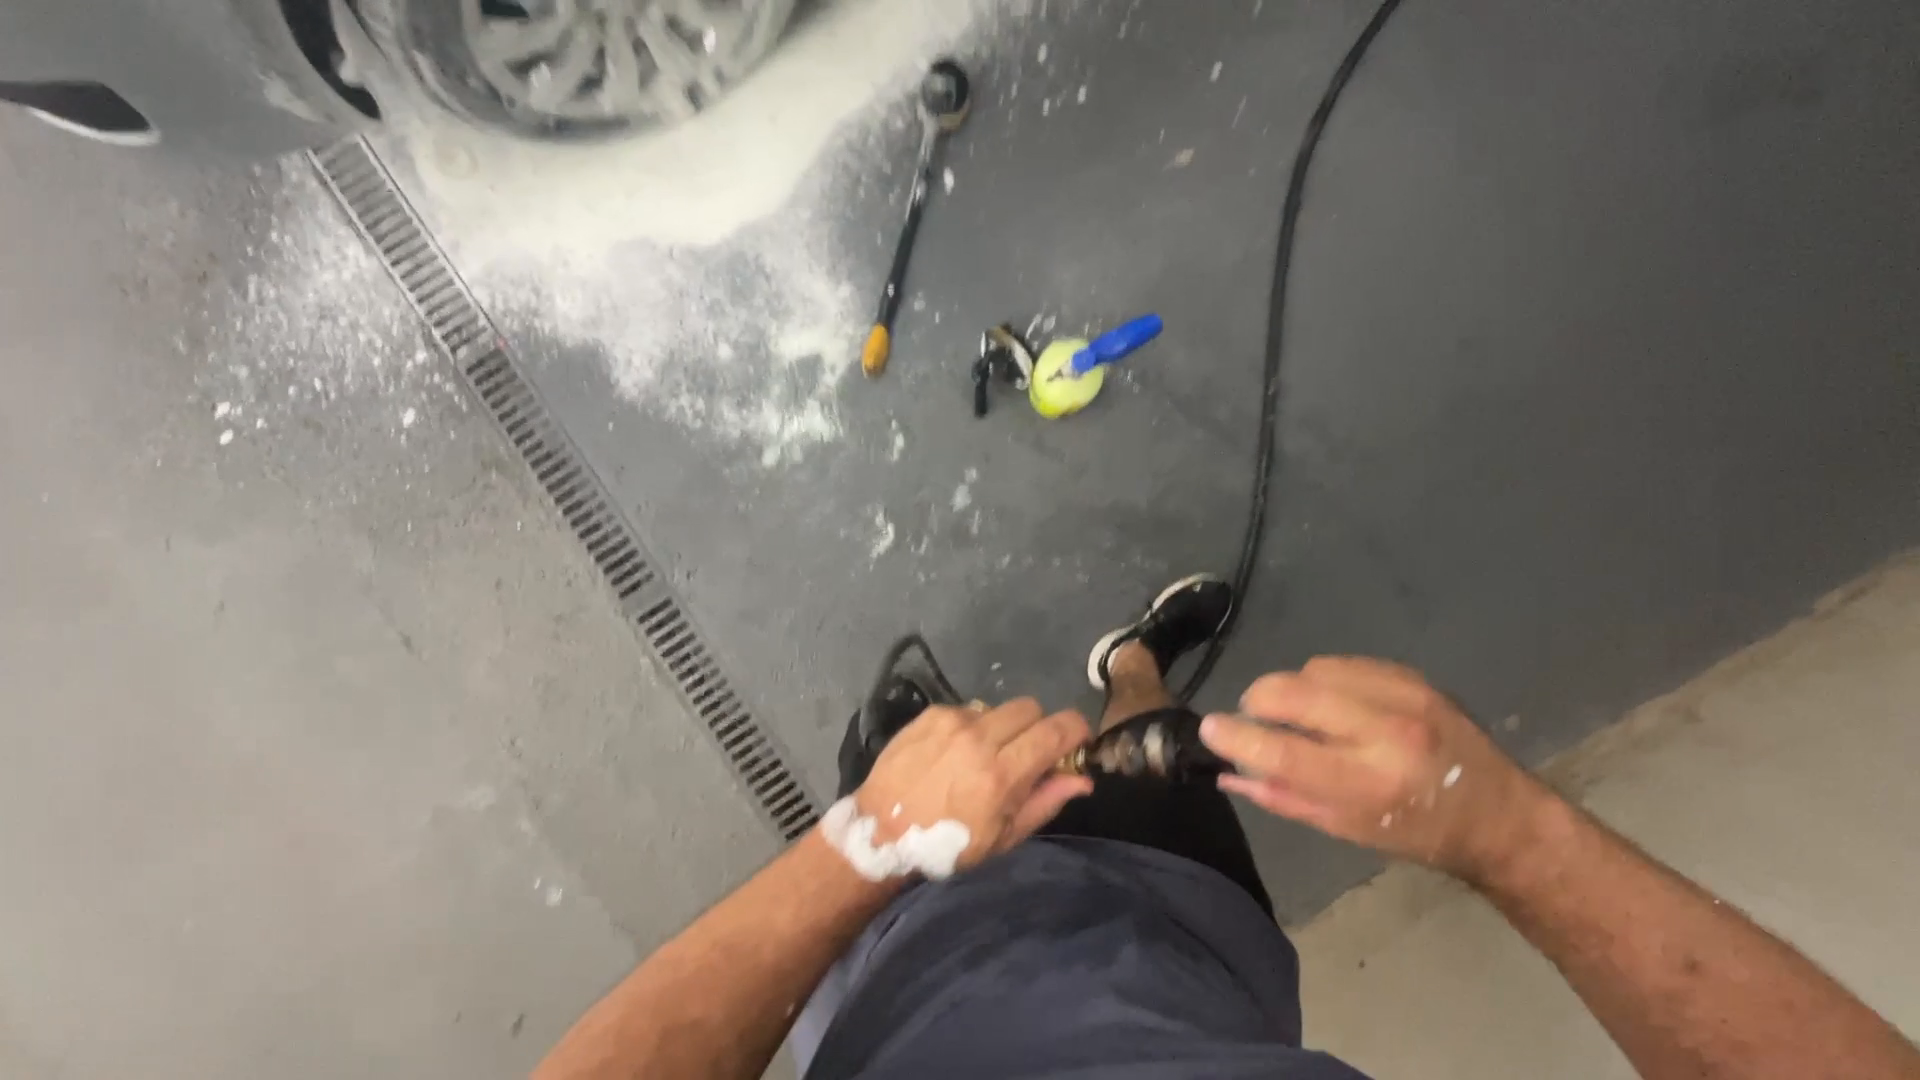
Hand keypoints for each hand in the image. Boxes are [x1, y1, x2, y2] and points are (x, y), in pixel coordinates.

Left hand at [854, 699, 1092, 873]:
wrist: (881, 831)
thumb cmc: (948, 846)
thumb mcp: (1003, 837)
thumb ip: (1045, 802)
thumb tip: (1082, 779)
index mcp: (1001, 773)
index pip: (1056, 730)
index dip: (1077, 730)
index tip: (1078, 740)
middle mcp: (979, 738)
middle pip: (1031, 708)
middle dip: (1038, 727)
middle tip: (1027, 754)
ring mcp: (952, 721)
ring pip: (999, 707)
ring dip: (1004, 728)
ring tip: (985, 756)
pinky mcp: (931, 714)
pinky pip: (968, 710)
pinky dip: (973, 727)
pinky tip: (956, 753)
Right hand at [1200, 656, 1553, 883]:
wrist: (1499, 815)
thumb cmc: (1416, 832)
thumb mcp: (1346, 829)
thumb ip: (1282, 797)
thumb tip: (1227, 772)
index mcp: (1369, 782)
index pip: (1283, 751)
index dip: (1237, 736)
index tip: (1210, 729)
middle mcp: (1386, 731)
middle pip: (1292, 692)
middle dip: (1257, 699)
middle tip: (1255, 717)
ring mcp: (1402, 696)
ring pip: (1311, 670)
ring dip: (1293, 690)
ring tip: (1304, 715)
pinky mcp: (1411, 676)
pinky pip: (1341, 664)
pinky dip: (1323, 681)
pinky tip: (1333, 703)